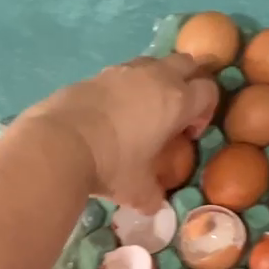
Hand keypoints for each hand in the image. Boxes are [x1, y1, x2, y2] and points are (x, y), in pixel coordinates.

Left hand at [19, 54, 218, 212]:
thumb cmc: (111, 165)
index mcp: (177, 101)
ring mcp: (125, 70)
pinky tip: (112, 112)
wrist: (60, 142)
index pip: (208, 92)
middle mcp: (156, 76)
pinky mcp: (98, 73)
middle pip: (188, 64)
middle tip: (175, 112)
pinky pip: (123, 72)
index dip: (205, 111)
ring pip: (154, 62)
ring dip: (157, 79)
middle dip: (189, 83)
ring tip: (142, 110)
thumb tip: (154, 206)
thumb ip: (152, 197)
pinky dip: (126, 85)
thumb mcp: (136, 190)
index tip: (188, 134)